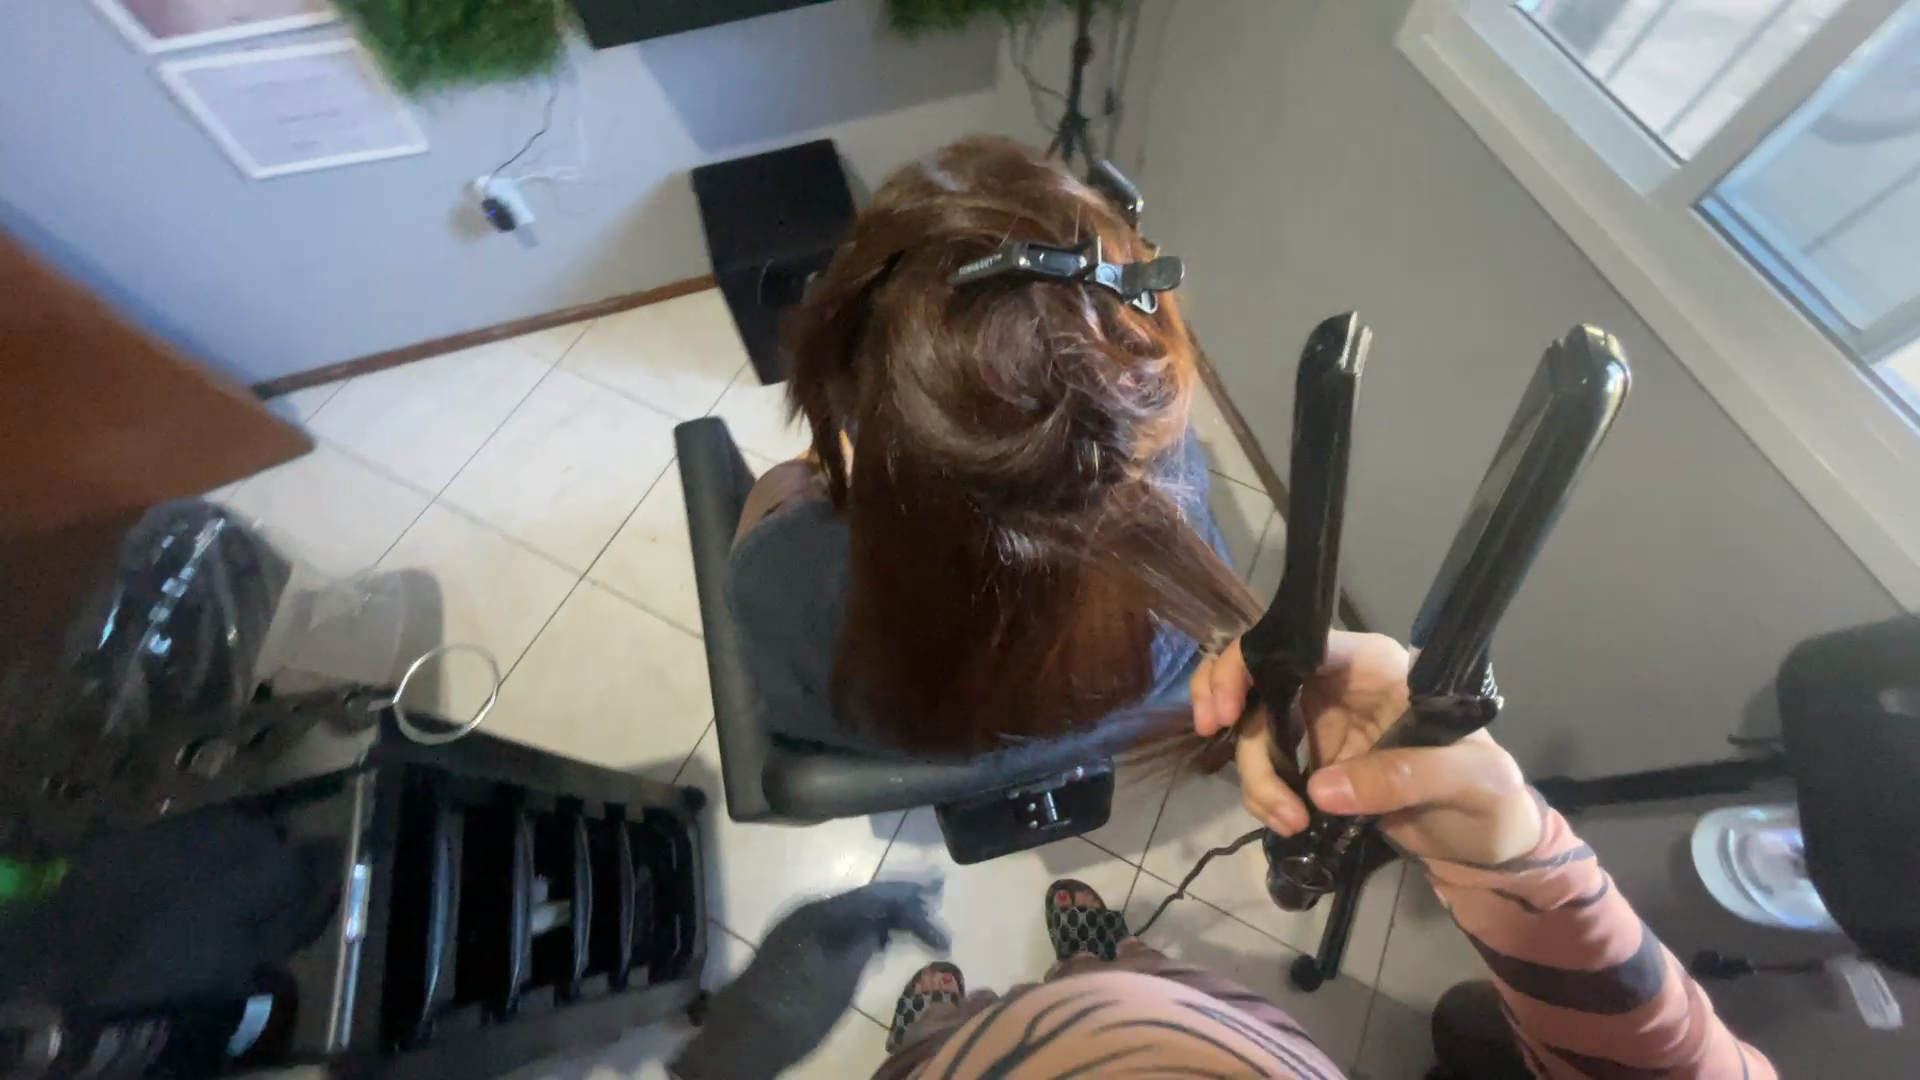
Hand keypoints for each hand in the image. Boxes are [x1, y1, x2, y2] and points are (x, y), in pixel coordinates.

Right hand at [1190, 632, 1540, 865]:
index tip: (1228, 712)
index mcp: (1369, 663)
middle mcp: (1331, 680)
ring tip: (1287, 819)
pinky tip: (1285, 820)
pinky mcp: (1302, 754)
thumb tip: (1319, 789)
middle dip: (1226, 705)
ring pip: (1251, 724)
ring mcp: (1312, 717)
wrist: (1483, 842)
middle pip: (1254, 674)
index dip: (1248, 664)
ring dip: (1253, 771)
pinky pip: (1260, 761)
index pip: (1295, 642)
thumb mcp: (1470, 781)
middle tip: (1213, 736)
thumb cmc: (1488, 797)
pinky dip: (1258, 791)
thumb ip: (1403, 775)